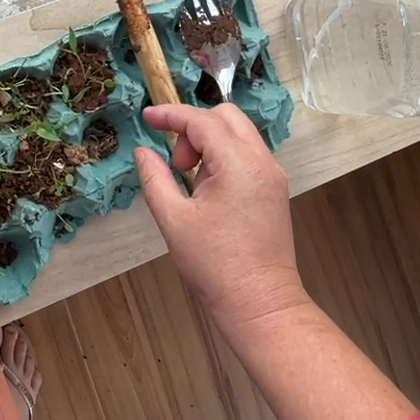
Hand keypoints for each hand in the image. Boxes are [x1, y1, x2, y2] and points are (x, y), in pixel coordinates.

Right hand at [135, 104, 309, 333]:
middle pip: (226, 117)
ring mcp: (273, 175)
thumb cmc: (215, 266)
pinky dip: (224, 156)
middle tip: (176, 164)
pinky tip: (209, 189)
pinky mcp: (275, 189)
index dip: (171, 115)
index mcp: (238, 165)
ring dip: (209, 142)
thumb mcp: (173, 221)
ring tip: (191, 181)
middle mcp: (262, 162)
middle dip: (193, 128)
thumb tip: (143, 153)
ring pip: (239, 133)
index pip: (202, 121)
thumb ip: (155, 179)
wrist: (260, 304)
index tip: (147, 117)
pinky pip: (248, 154)